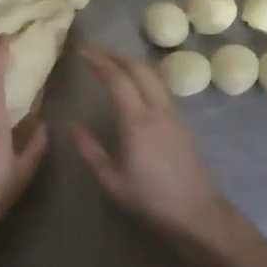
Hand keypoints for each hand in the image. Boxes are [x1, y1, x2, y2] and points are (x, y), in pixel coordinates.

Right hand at [68, 49, 247, 253]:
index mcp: (137, 122)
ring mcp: (174, 114)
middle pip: (139, 68)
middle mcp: (158, 110)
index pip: (117, 78)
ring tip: (112, 63)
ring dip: (131, 64)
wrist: (196, 213)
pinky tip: (133, 85)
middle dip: (115, 55)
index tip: (81, 53)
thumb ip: (89, 149)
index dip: (98, 61)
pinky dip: (144, 77)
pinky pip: (161, 88)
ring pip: (153, 75)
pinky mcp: (182, 122)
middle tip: (94, 53)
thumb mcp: (111, 180)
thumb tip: (70, 125)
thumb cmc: (150, 200)